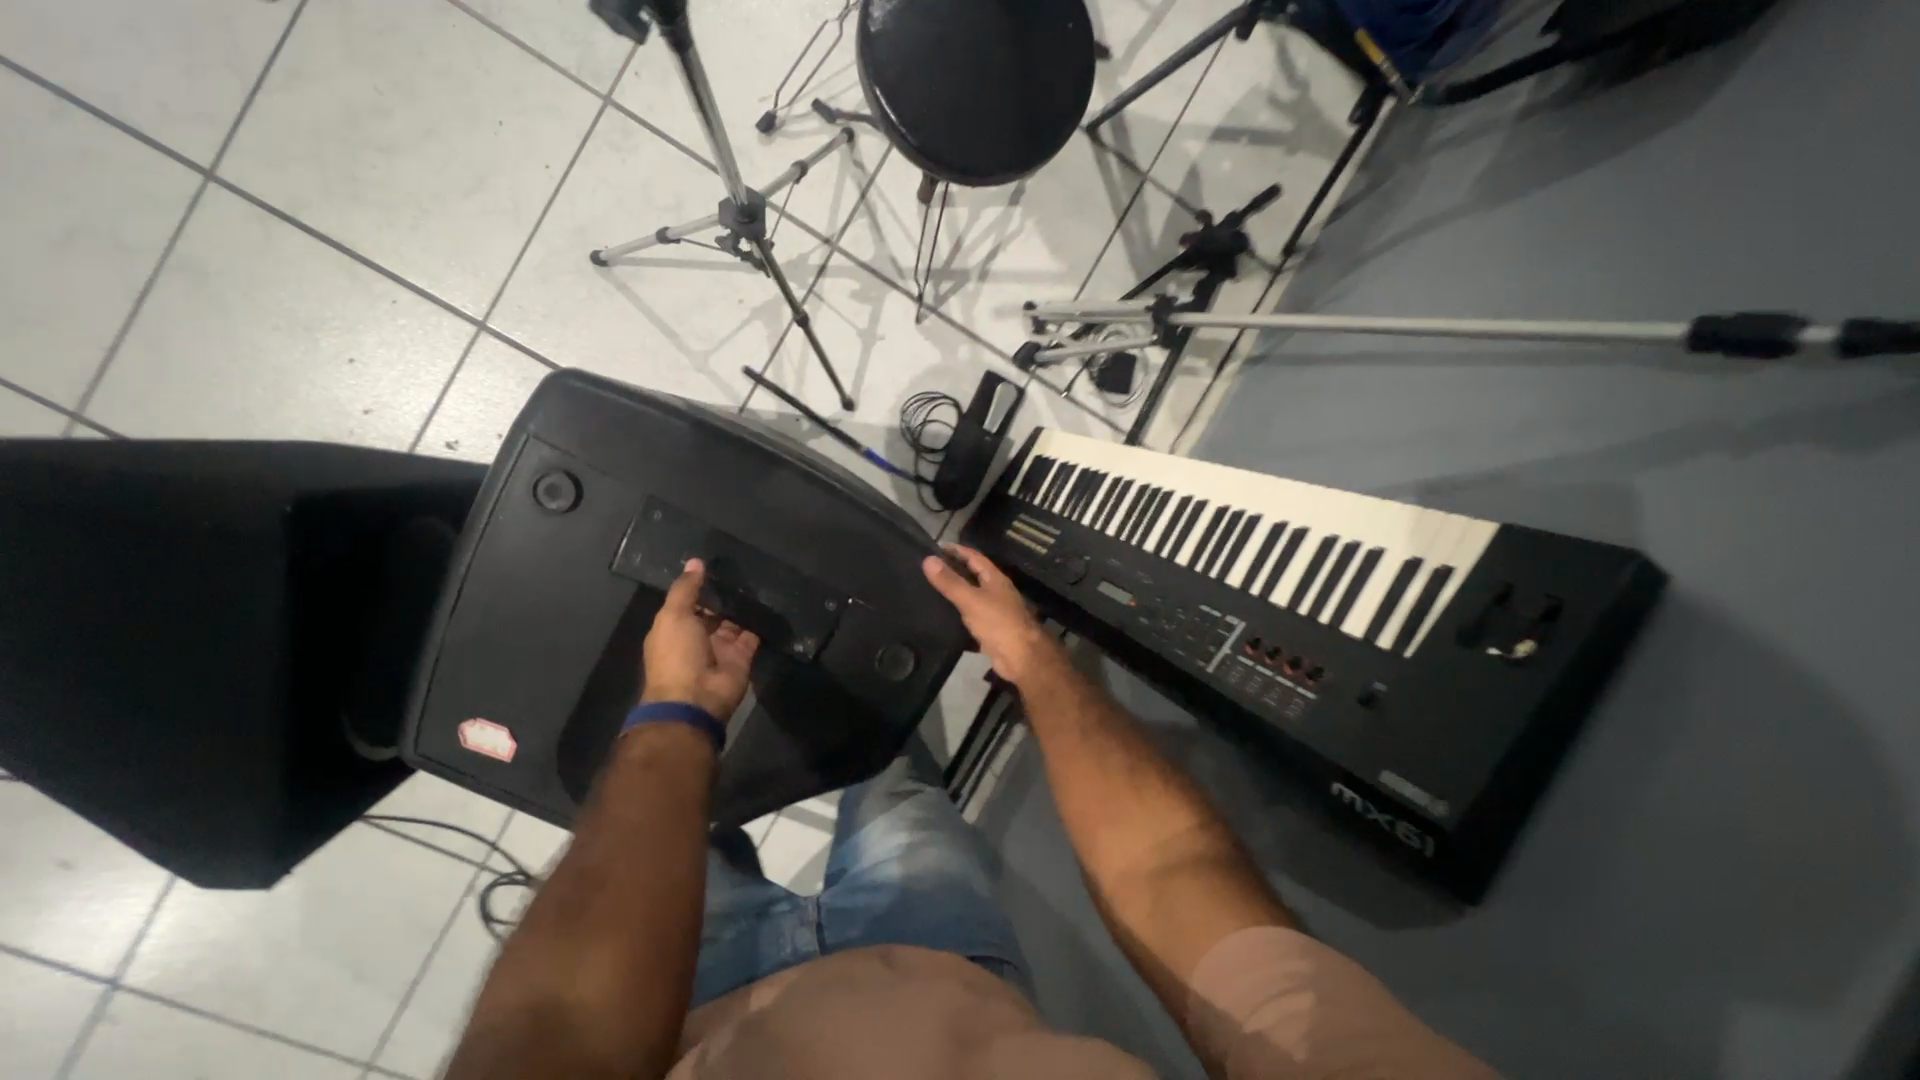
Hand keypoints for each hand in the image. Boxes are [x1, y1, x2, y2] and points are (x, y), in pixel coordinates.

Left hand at [641, 559, 759, 717]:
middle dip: (724, 594)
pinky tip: (769, 601)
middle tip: (743, 568)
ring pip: (734, 621)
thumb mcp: (673, 615)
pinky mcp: (742, 657)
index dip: (699, 586)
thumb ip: (686, 589)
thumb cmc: (676, 654)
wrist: (696, 698)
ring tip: (758, 579)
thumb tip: (696, 562)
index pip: (688, 603)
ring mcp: (721, 648)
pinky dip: (760, 622)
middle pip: (713, 612)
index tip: (716, 564)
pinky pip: (753, 635)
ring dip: (742, 606)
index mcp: (674, 629)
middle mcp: (697, 637)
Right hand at [921, 545, 1062, 684]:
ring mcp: (994, 612)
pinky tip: (941, 618)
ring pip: (971, 597)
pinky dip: (957, 615)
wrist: (1021, 657)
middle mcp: (996, 592)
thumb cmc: (998, 623)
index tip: (937, 547)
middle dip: (954, 570)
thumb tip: (928, 559)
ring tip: (930, 591)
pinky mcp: (989, 631)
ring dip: (954, 593)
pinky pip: (970, 618)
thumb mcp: (971, 599)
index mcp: (995, 579)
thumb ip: (950, 582)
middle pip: (973, 576)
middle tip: (929, 569)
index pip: (974, 557)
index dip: (957, 550)